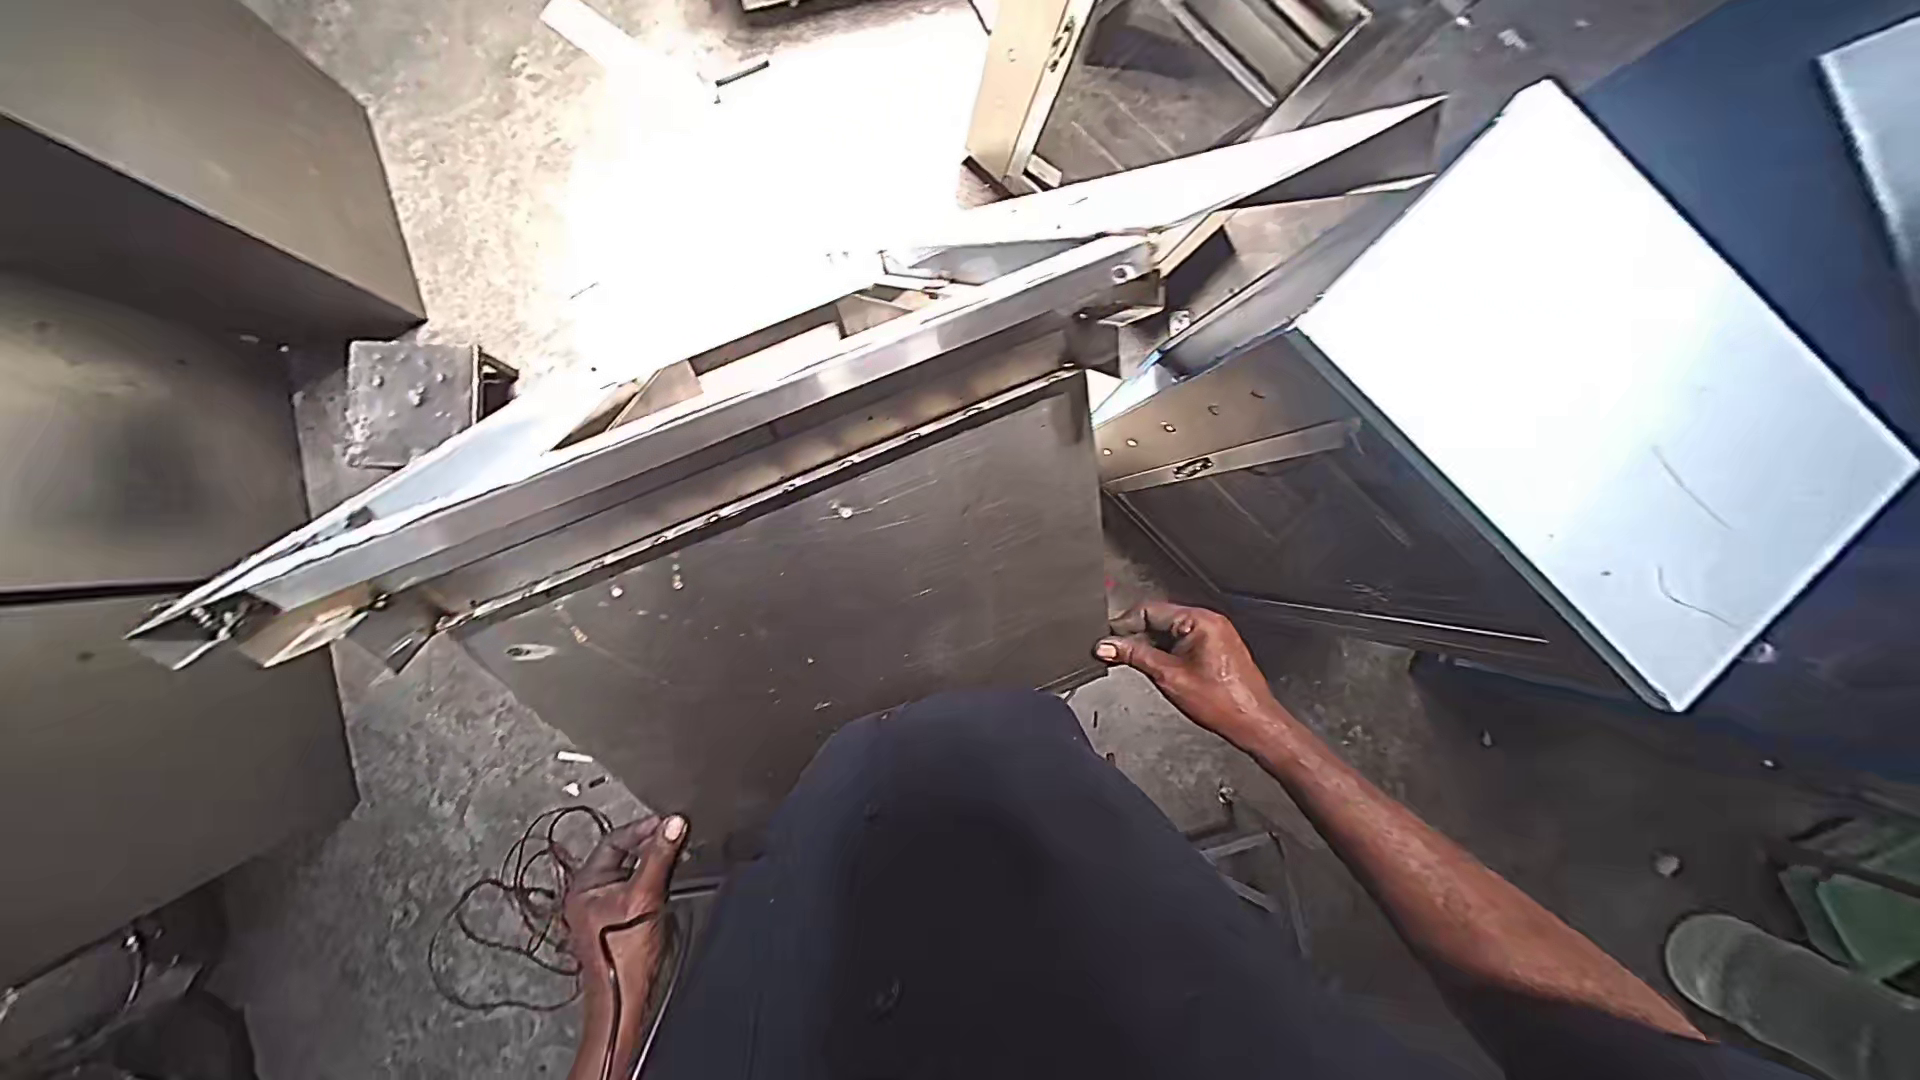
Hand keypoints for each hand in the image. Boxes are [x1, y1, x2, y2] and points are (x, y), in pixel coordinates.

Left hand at [564, 815, 686, 1000]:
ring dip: (659, 857)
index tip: (668, 822)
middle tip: (676, 833)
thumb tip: (673, 823)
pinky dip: (662, 873)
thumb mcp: (644, 896)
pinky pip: (646, 882)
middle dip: (653, 842)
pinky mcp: (630, 913)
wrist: (629, 998)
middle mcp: (595, 893)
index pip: (615, 840)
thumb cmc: (623, 958)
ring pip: (639, 867)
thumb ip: (659, 856)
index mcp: (585, 886)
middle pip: (628, 852)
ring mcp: (612, 904)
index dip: (642, 828)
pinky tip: (676, 871)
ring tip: (679, 850)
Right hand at [1095, 602, 1284, 747]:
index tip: (1107, 640)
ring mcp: (1213, 632)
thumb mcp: (1168, 676)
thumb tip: (1106, 646)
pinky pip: (1181, 640)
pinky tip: (1154, 667)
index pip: (1149, 610)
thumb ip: (1134, 655)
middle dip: (1134, 636)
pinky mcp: (1214, 646)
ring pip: (1168, 631)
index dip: (1123, 625)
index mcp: (1200, 620)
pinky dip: (1164, 651)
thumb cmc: (1224, 703)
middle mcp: (1208, 620)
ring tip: (1133, 663)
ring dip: (1148, 645)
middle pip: (1158, 618)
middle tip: (1113, 653)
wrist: (1254, 724)